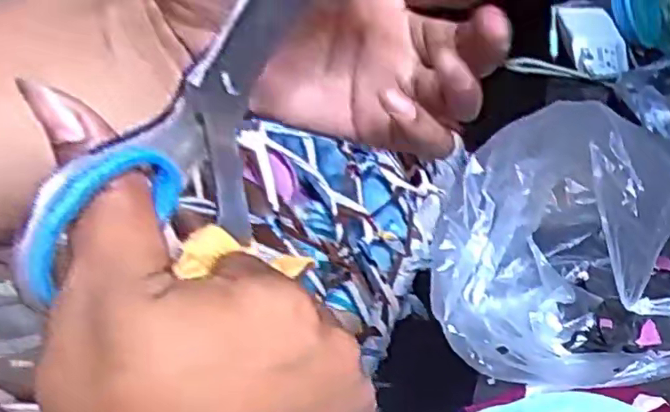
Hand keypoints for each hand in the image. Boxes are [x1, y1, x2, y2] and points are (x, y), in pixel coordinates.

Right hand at [21, 83, 375, 411]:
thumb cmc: (128, 389)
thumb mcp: (100, 287)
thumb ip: (115, 210)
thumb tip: (103, 135)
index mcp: (286, 299)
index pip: (246, 267)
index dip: (204, 286)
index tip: (175, 317)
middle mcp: (341, 342)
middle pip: (291, 312)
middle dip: (252, 322)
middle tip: (200, 360)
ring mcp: (359, 393)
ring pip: (317, 354)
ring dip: (285, 360)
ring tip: (231, 394)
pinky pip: (337, 398)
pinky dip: (309, 400)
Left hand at [152, 0, 510, 157]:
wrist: (180, 33)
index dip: (473, 0)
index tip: (480, 0)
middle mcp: (402, 39)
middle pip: (471, 50)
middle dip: (487, 42)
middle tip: (489, 26)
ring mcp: (398, 85)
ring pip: (463, 99)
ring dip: (467, 88)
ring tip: (446, 74)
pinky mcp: (385, 128)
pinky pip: (432, 140)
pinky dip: (427, 128)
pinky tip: (395, 103)